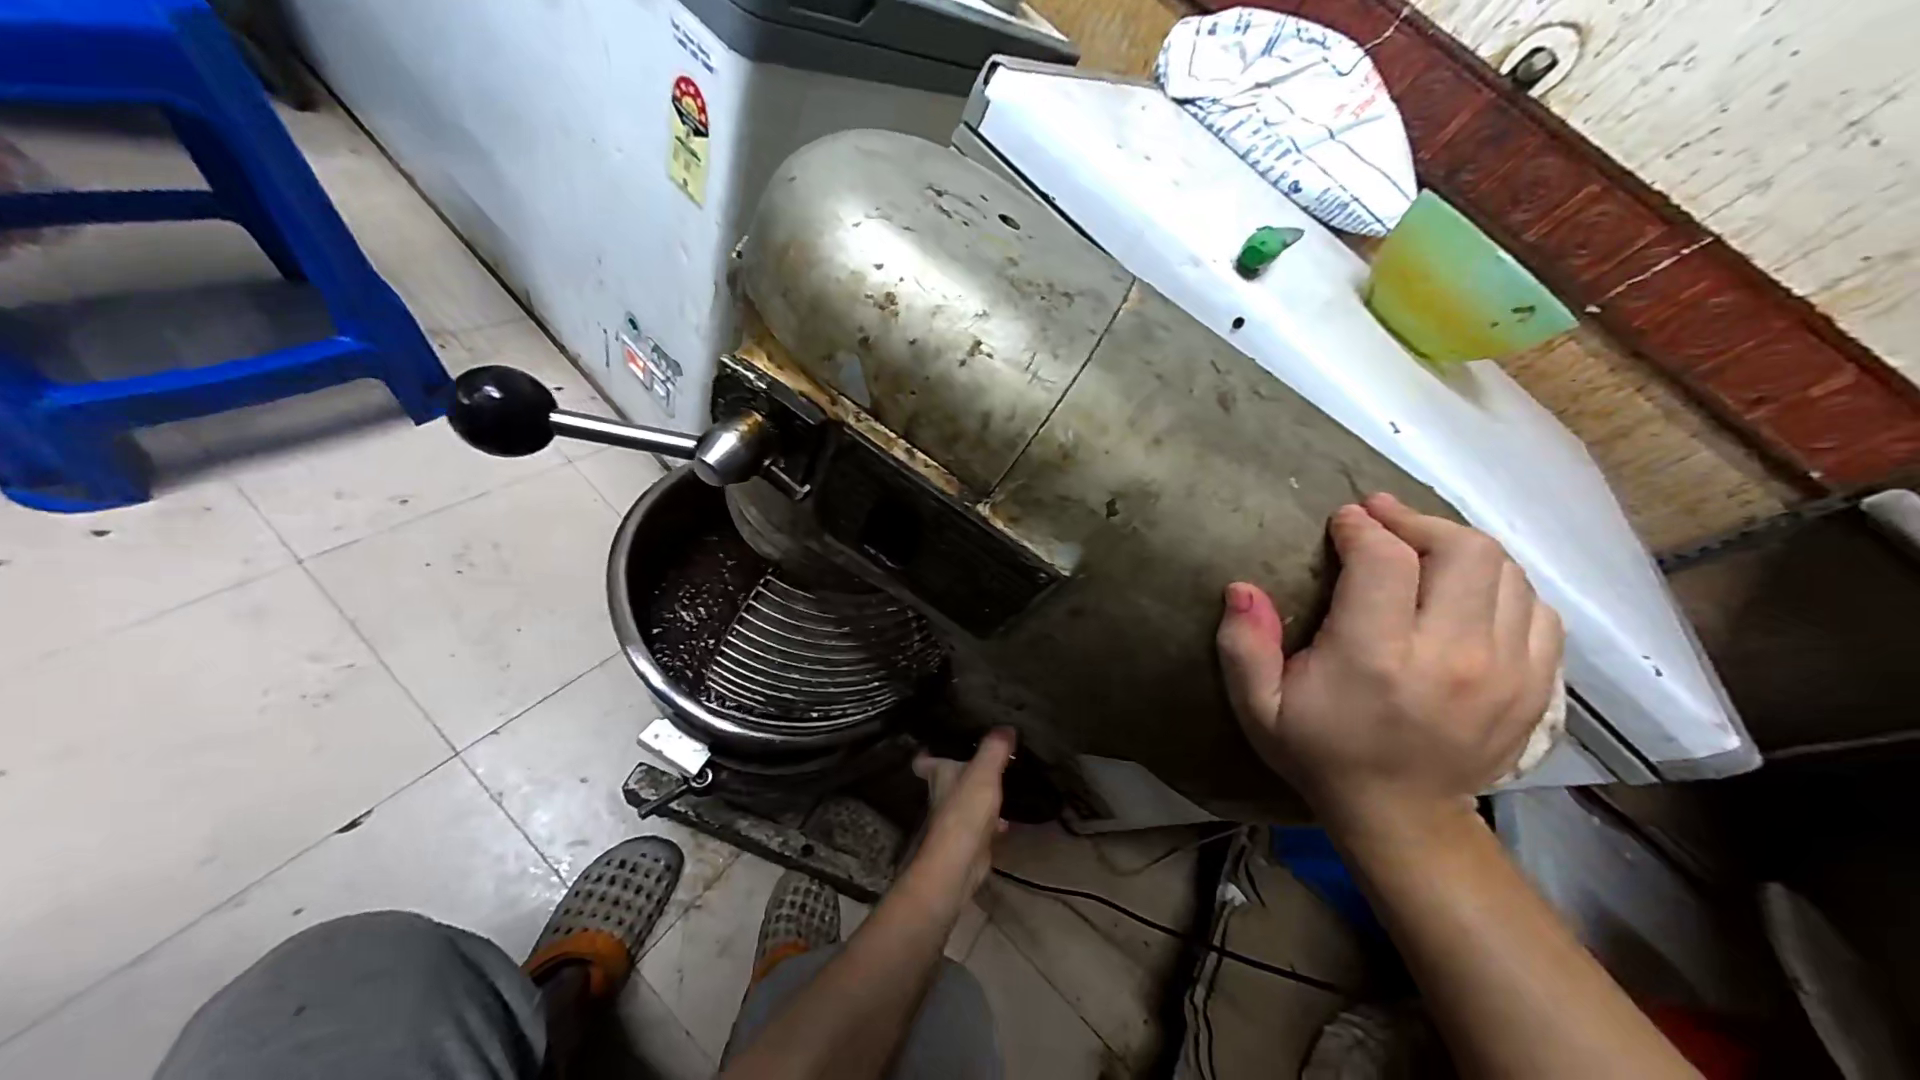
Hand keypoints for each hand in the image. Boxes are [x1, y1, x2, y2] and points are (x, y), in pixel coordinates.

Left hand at [907, 728, 1014, 899]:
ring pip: (966, 798)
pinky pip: (983, 821)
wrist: (960, 862)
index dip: (928, 750)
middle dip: (963, 767)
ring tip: (1004, 779)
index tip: (941, 739)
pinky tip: (1010, 816)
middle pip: (948, 776)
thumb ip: (994, 748)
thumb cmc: (965, 810)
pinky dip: (995, 818)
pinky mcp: (969, 837)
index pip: (923, 759)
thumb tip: (1006, 727)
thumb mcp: (984, 771)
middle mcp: (942, 793)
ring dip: (981, 792)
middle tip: (985, 753)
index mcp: (939, 773)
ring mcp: (955, 817)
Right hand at [1215, 493, 1563, 838]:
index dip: (1362, 527)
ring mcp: (1506, 671)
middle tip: (1384, 520)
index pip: (1386, 560)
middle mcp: (1452, 656)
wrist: (1402, 816)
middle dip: (1417, 522)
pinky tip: (1464, 592)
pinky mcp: (1537, 685)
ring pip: (1505, 571)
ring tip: (1420, 551)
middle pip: (1462, 550)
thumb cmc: (1319, 752)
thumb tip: (1241, 587)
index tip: (1344, 521)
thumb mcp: (1258, 707)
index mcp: (1376, 657)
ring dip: (1457, 548)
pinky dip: (1500, 585)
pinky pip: (1535, 607)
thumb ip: (1244, 646)